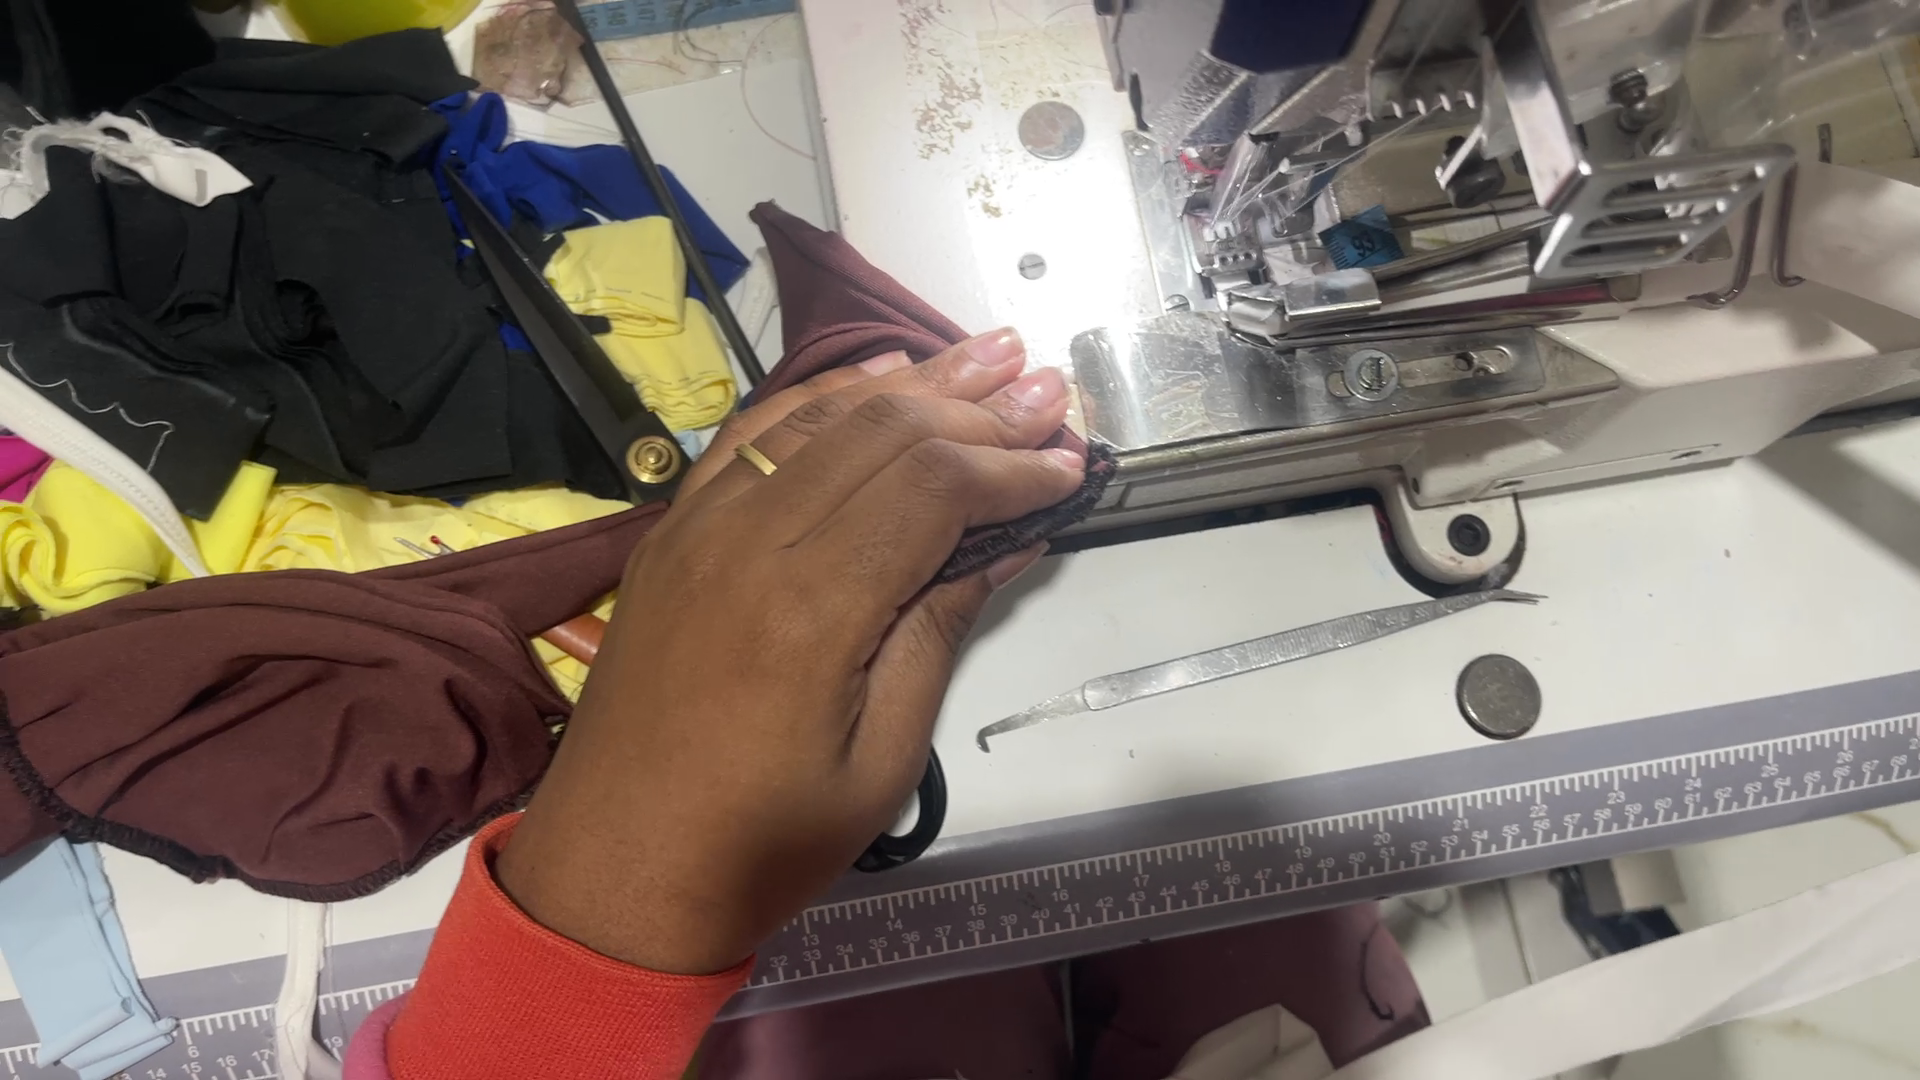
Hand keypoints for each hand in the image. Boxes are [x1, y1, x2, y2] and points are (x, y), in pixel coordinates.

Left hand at [494, 329, 1079, 973]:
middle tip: (1047, 388)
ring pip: (825, 417)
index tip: (1069, 465)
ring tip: (988, 355)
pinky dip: (826, 396)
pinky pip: (757, 434)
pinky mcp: (675, 528)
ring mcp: (701, 524)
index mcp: (813, 608)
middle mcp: (752, 540)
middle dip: (979, 408)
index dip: (1011, 467)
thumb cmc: (763, 841)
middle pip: (885, 434)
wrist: (616, 873)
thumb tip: (1006, 543)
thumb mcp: (882, 760)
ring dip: (915, 381)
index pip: (932, 490)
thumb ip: (940, 631)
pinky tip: (879, 373)